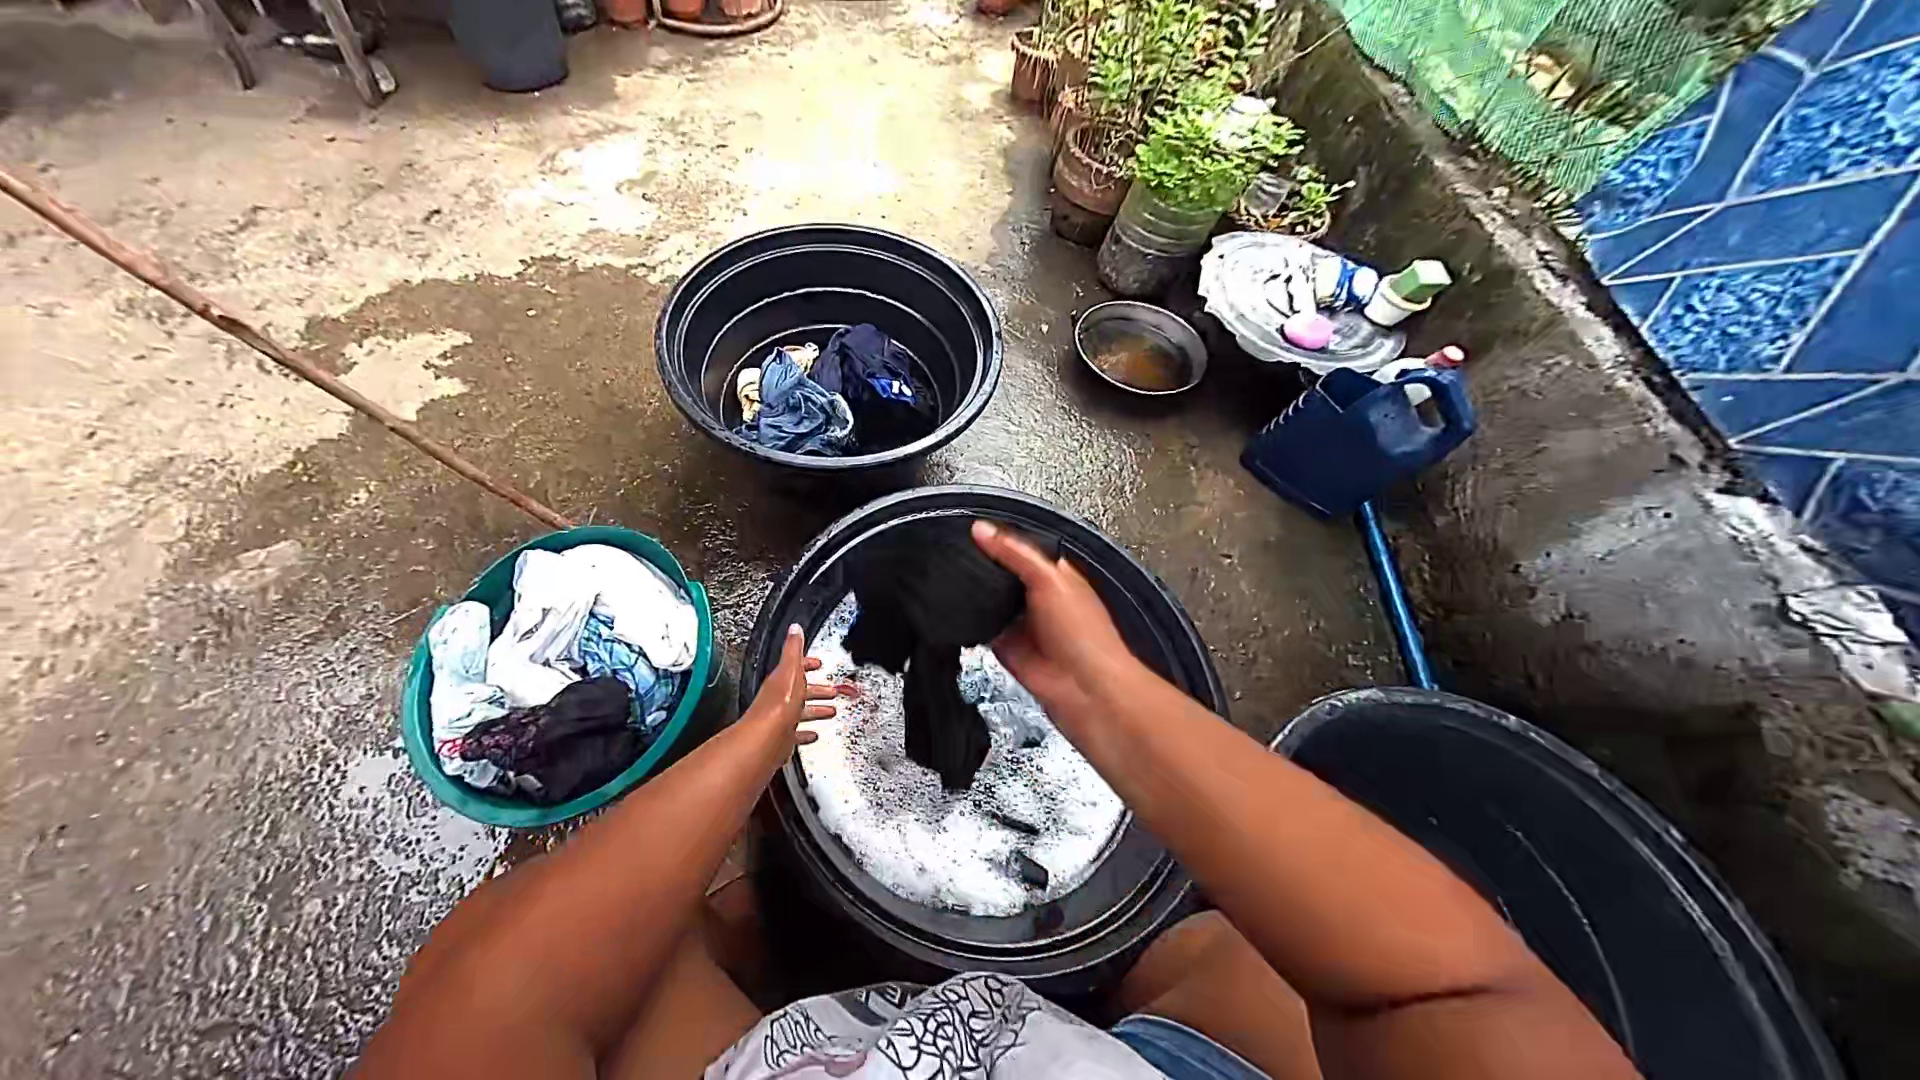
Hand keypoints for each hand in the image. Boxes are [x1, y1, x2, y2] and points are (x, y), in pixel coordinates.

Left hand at [742, 624, 849, 750]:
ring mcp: (781, 718)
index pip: (795, 667)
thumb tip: (795, 628)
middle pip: (801, 691)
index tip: (818, 663)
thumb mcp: (790, 669)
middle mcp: (779, 698)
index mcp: (781, 680)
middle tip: (831, 690)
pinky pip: (798, 732)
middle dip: (817, 689)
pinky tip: (813, 735)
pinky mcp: (783, 738)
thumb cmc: (778, 704)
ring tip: (831, 711)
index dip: (807, 664)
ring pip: (801, 711)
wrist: (766, 738)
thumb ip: (793, 649)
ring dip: (816, 709)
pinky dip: (807, 732)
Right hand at [971, 520, 1142, 736]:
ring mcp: (1021, 622)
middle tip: (959, 555)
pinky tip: (961, 613)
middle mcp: (1038, 596)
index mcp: (1056, 574)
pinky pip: (981, 628)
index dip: (999, 539)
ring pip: (989, 600)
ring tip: (956, 581)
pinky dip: (971, 622)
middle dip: (983, 568)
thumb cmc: (1086, 635)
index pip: (1021, 548)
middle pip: (1001, 574)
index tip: (973, 530)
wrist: (1084, 688)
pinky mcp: (1006, 645)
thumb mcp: (1049, 578)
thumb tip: (983, 531)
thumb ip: (1015, 552)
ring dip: (976, 595)